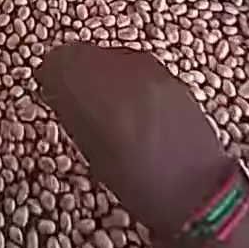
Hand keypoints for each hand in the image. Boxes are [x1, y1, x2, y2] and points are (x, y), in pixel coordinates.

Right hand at [36, 44, 234, 236]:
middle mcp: (121, 70)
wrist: (201, 196)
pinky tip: (126, 100)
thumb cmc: (138, 184)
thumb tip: (55, 87)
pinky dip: (121, 75)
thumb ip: (71, 110)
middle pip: (80, 51)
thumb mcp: (92, 151)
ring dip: (96, 70)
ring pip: (106, 54)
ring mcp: (148, 69)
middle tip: (68, 91)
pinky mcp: (167, 74)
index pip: (57, 60)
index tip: (47, 86)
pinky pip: (131, 63)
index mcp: (96, 90)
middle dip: (70, 68)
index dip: (49, 73)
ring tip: (100, 98)